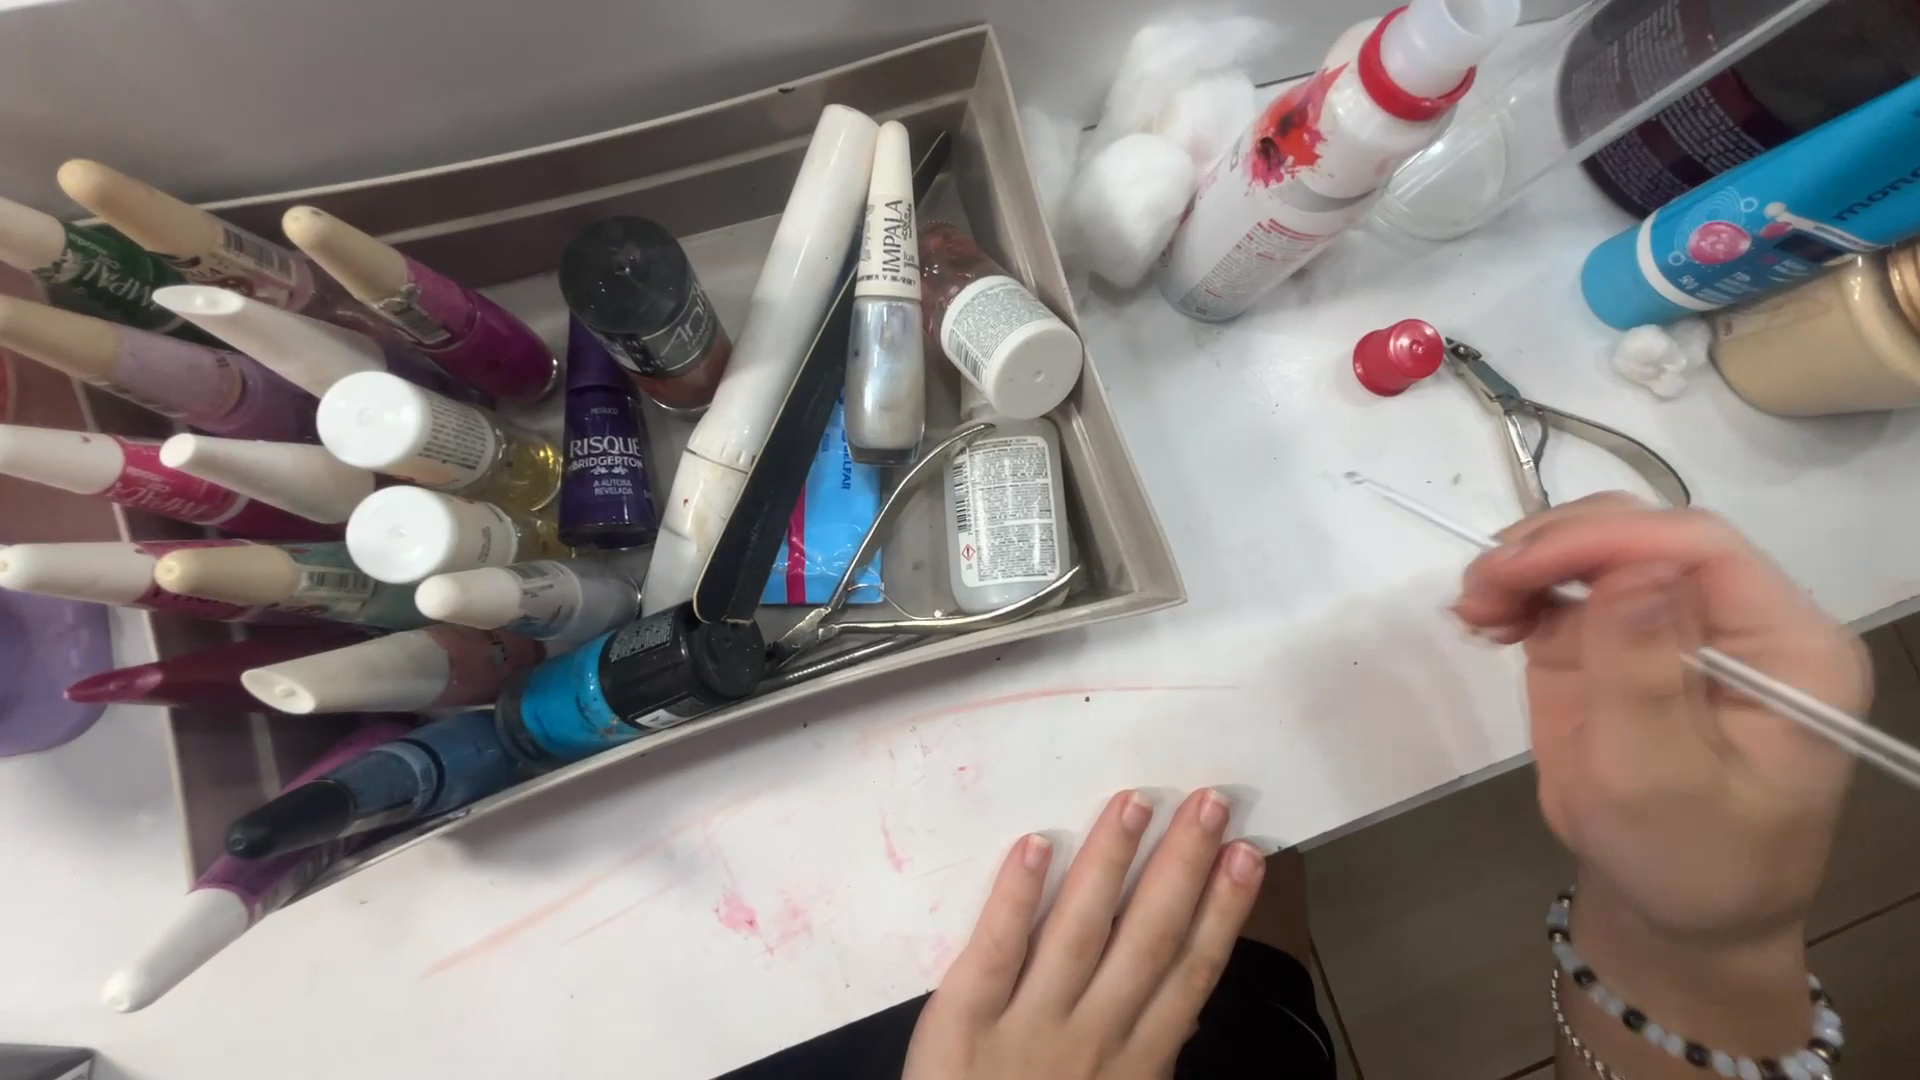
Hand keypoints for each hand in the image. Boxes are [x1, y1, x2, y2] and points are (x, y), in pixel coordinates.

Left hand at [903, 790, 1266, 1079]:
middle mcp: (1092, 1035)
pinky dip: (1018, 896)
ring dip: (1110, 862)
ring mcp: (1028, 1025)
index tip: (1249, 852)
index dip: (1223, 911)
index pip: (1190, 972)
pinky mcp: (964, 1017)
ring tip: (1134, 802)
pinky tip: (1035, 843)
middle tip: (1210, 801)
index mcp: (1135, 1058)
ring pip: (1080, 930)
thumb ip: (1147, 1049)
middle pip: (1148, 938)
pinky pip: (997, 948)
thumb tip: (1186, 999)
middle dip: (1184, 868)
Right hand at [1454, 494, 1867, 947]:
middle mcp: (1726, 618)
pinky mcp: (1602, 640)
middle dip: (1547, 547)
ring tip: (1473, 611)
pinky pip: (1552, 588)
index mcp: (1782, 644)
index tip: (1511, 569)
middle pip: (1632, 532)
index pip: (1694, 546)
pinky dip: (1508, 590)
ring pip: (1582, 549)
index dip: (1598, 539)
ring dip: (1516, 565)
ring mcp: (1658, 625)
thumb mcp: (1662, 774)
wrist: (1667, 899)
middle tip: (1478, 591)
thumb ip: (1645, 673)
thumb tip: (1635, 570)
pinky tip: (1483, 620)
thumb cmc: (1686, 853)